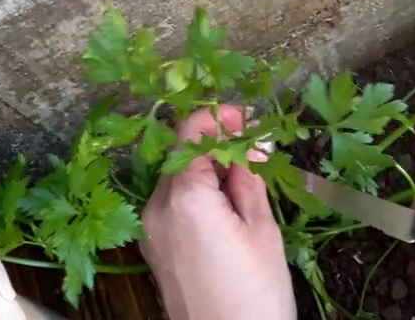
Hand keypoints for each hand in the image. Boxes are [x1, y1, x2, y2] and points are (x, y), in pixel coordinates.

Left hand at [140, 106, 294, 319]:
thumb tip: (245, 143)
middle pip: (182, 152)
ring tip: (245, 172)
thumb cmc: (256, 297)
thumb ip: (248, 178)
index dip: (219, 117)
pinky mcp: (155, 247)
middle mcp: (157, 205)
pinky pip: (173, 202)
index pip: (191, 132)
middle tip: (254, 143)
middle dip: (216, 141)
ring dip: (207, 166)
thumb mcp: (262, 230)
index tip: (247, 117)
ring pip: (177, 176)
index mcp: (184, 196)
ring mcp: (152, 227)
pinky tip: (225, 199)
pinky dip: (196, 191)